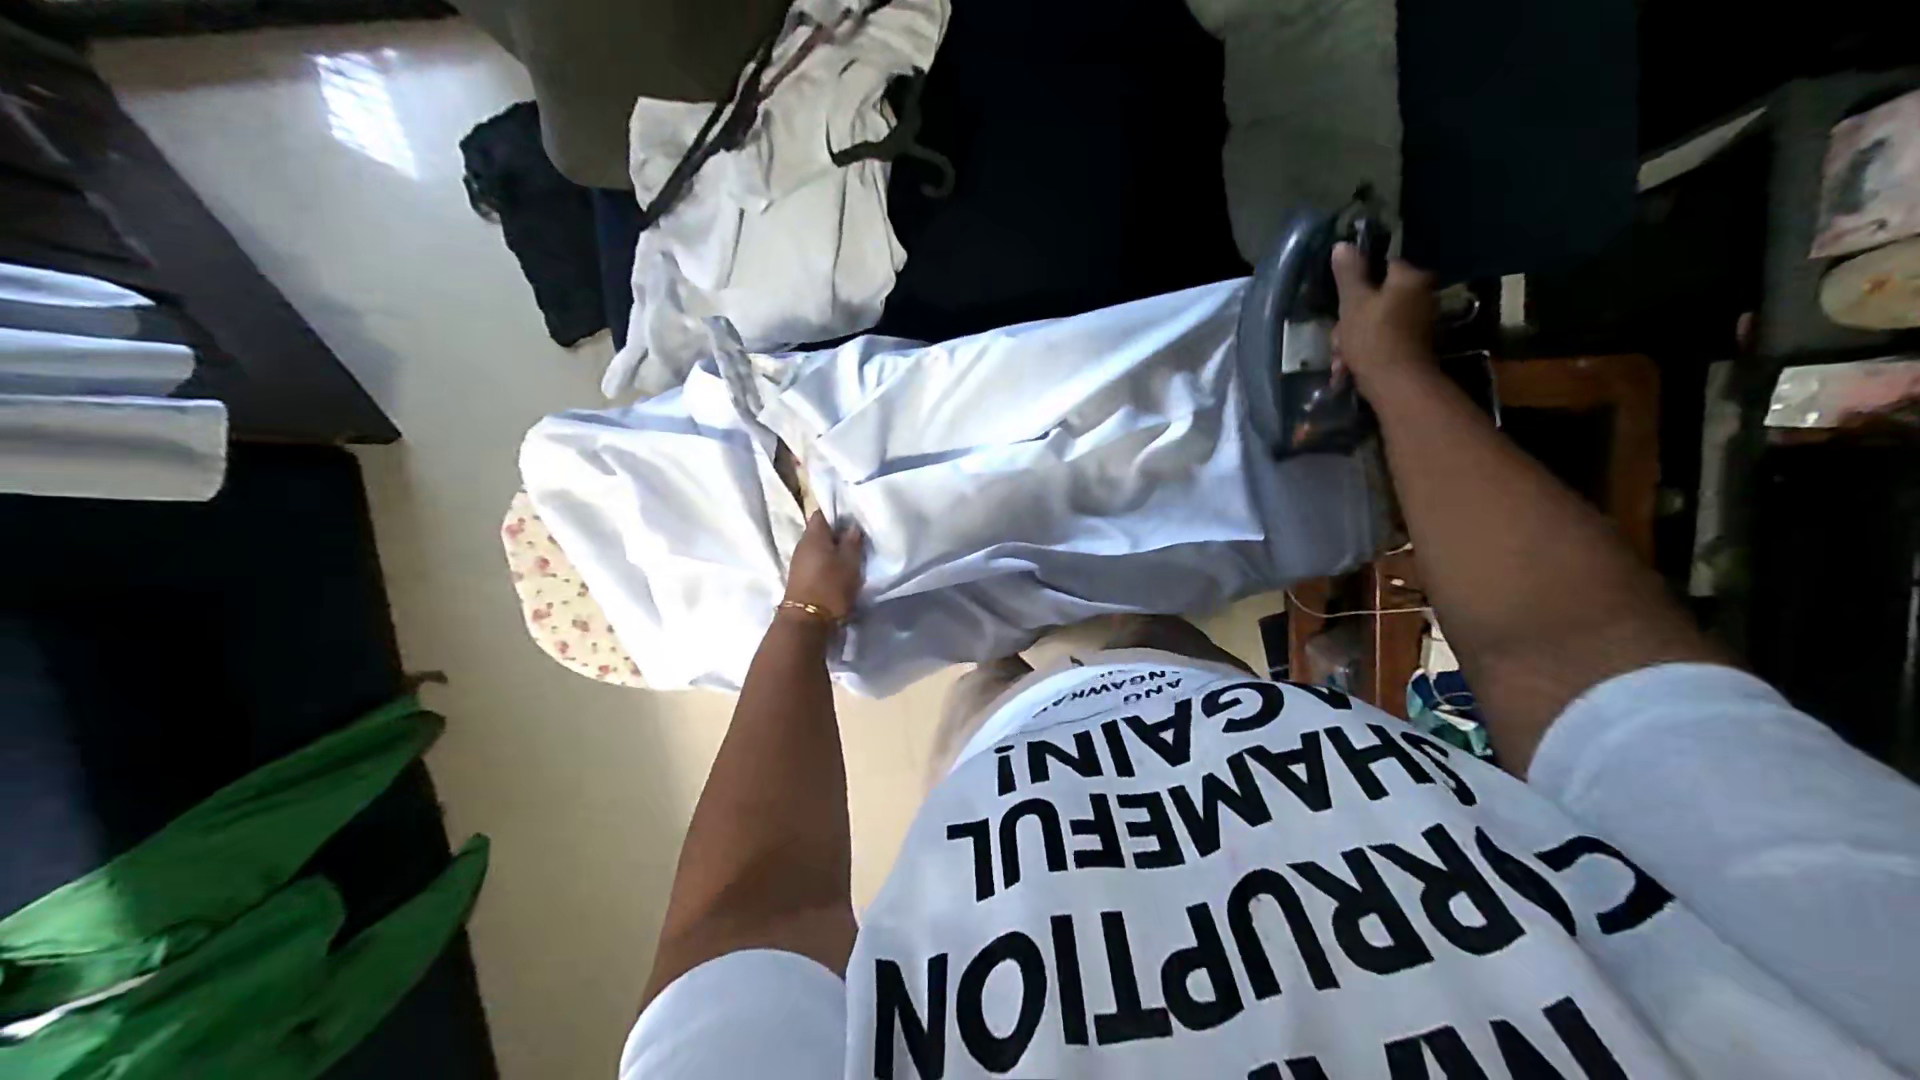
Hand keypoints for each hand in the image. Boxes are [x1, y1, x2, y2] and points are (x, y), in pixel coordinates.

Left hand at [783, 511, 864, 621]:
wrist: (807, 622)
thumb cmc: (831, 586)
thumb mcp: (850, 562)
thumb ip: (852, 542)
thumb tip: (852, 526)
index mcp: (813, 535)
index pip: (822, 513)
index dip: (837, 513)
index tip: (854, 518)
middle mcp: (802, 545)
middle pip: (820, 531)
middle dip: (837, 533)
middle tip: (857, 538)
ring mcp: (799, 562)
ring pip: (819, 548)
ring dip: (833, 550)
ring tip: (852, 555)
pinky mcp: (801, 577)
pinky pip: (816, 562)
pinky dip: (828, 563)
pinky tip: (840, 569)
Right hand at [1330, 242, 1437, 392]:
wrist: (1395, 382)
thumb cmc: (1373, 337)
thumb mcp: (1353, 302)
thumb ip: (1348, 273)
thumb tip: (1342, 245)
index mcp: (1410, 278)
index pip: (1381, 267)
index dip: (1356, 285)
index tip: (1342, 304)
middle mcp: (1421, 294)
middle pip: (1374, 298)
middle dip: (1350, 321)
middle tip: (1340, 339)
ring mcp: (1418, 321)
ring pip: (1373, 321)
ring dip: (1351, 340)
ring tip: (1342, 359)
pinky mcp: (1411, 344)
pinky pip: (1381, 339)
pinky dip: (1363, 351)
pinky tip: (1348, 367)